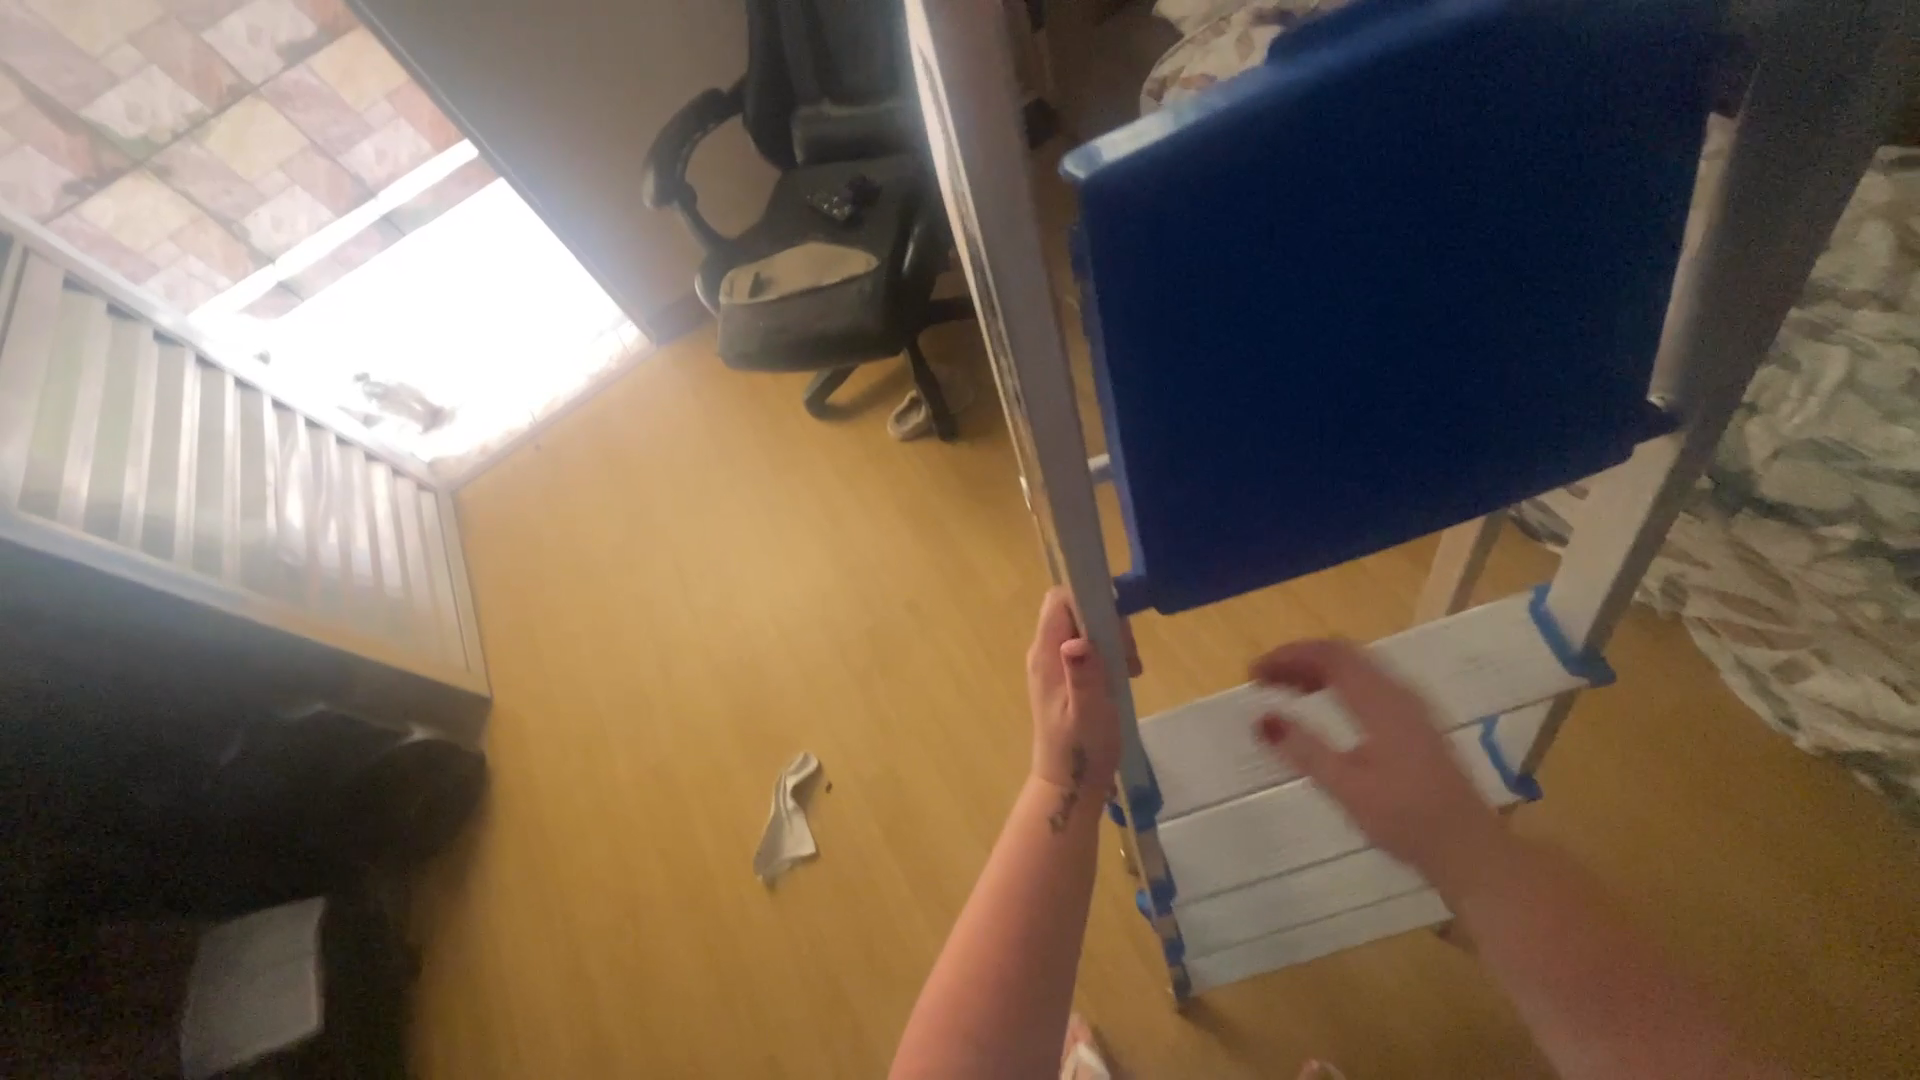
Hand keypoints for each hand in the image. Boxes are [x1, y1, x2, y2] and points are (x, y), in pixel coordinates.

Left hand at [1026, 588, 1137, 799]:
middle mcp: (1044, 651)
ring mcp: (1054, 662)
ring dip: (1111, 640)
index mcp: (1045, 654)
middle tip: (1126, 656)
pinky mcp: (1066, 673)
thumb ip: (1084, 676)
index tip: (1116, 625)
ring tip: (1128, 670)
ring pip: (1085, 627)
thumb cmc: (1081, 750)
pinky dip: (1109, 653)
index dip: (1088, 599)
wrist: (1071, 782)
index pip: (1059, 600)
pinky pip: (1088, 646)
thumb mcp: (1089, 713)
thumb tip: (1076, 641)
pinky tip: (1124, 677)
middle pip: (1074, 609)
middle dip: (1106, 622)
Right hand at [1250, 639, 1502, 886]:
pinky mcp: (1415, 725)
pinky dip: (1336, 684)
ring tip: (1283, 688)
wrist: (1470, 852)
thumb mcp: (1346, 786)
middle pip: (1343, 656)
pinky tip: (1322, 707)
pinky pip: (1368, 685)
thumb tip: (1261, 718)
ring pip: (1357, 669)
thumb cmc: (1406, 819)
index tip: (1252, 673)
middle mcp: (1398, 694)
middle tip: (1262, 679)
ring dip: (1316, 670)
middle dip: (1298, 659)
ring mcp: (1411, 708)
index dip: (1287, 656)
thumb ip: (1303, 748)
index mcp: (1382, 702)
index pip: (1329, 656)